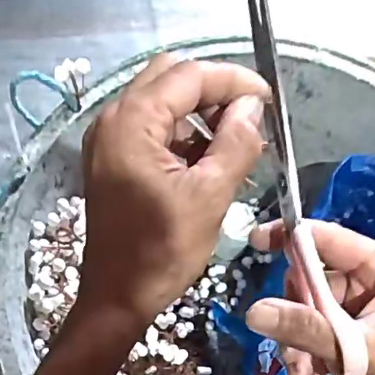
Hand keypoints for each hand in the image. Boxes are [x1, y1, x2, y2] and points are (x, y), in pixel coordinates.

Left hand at [73, 54, 269, 330]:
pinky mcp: (110, 165)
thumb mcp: (210, 197)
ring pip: (161, 106)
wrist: (117, 299)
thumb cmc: (161, 253)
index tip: (267, 101)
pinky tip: (208, 163)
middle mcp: (111, 122)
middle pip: (170, 80)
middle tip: (248, 122)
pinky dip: (180, 140)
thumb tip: (251, 107)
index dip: (233, 81)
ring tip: (234, 148)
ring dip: (199, 118)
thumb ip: (236, 143)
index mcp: (131, 123)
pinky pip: (150, 134)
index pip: (189, 75)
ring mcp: (107, 144)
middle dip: (214, 94)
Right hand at [244, 219, 374, 374]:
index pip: (328, 239)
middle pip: (310, 280)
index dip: (289, 238)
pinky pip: (312, 333)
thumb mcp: (357, 352)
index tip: (253, 242)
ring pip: (306, 311)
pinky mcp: (349, 333)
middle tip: (291, 353)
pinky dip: (305, 355)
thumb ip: (306, 329)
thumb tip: (254, 311)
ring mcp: (358, 308)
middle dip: (293, 317)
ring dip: (296, 344)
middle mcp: (371, 280)